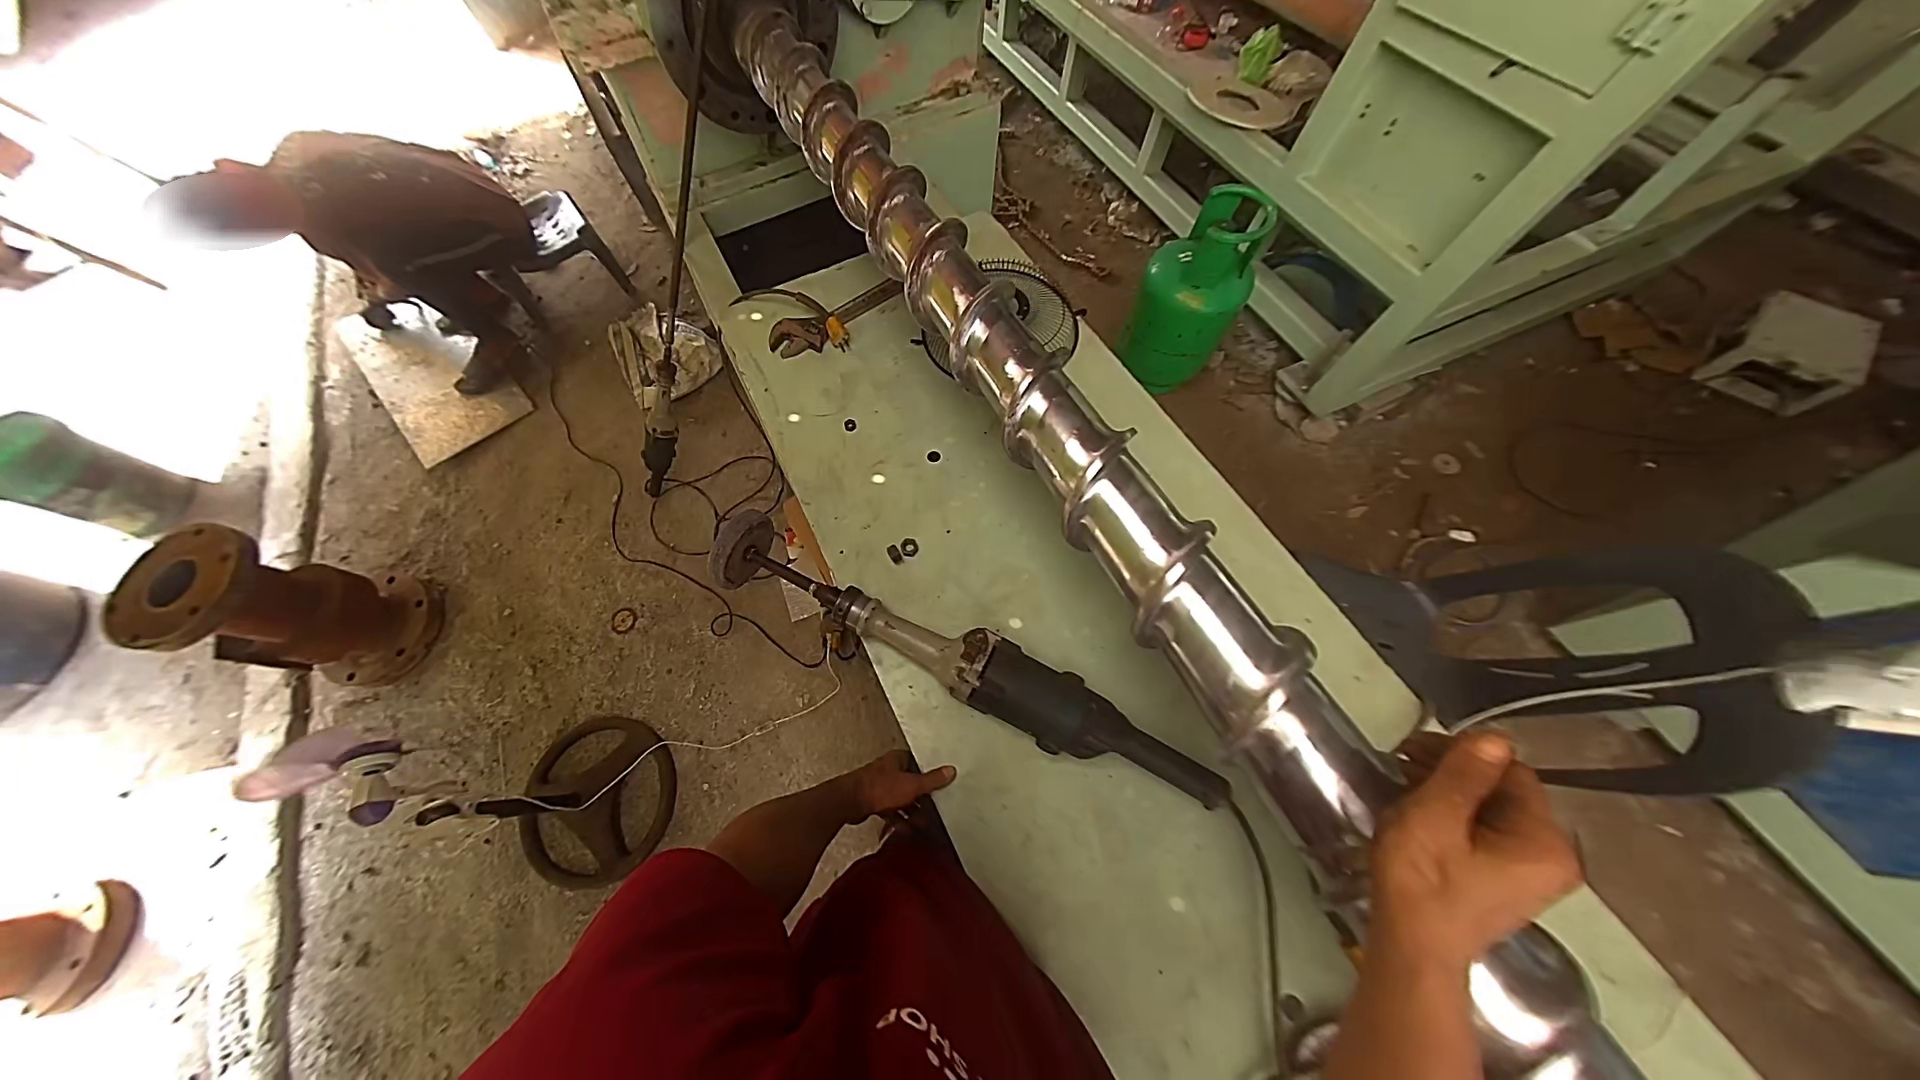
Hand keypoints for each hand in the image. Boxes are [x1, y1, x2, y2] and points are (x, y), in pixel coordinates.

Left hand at [838, 750, 955, 823]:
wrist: (850, 802)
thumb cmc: (880, 787)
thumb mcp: (912, 784)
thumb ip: (932, 780)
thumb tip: (951, 770)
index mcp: (898, 759)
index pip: (918, 764)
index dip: (930, 775)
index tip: (940, 787)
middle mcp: (889, 770)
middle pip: (910, 783)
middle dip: (922, 798)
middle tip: (935, 810)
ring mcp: (880, 786)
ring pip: (901, 798)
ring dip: (911, 811)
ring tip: (924, 824)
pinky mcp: (873, 801)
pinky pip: (890, 810)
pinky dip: (899, 819)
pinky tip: (908, 830)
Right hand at [1370, 733, 1580, 968]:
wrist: (1412, 947)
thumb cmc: (1421, 881)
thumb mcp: (1434, 817)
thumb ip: (1463, 775)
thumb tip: (1494, 736)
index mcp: (1545, 842)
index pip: (1511, 772)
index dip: (1461, 753)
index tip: (1411, 749)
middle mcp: (1552, 857)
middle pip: (1503, 791)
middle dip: (1452, 772)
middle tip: (1401, 764)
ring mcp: (1530, 873)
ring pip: (1490, 810)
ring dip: (1447, 792)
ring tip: (1403, 788)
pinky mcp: (1506, 881)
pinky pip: (1484, 832)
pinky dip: (1452, 816)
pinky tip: (1418, 816)